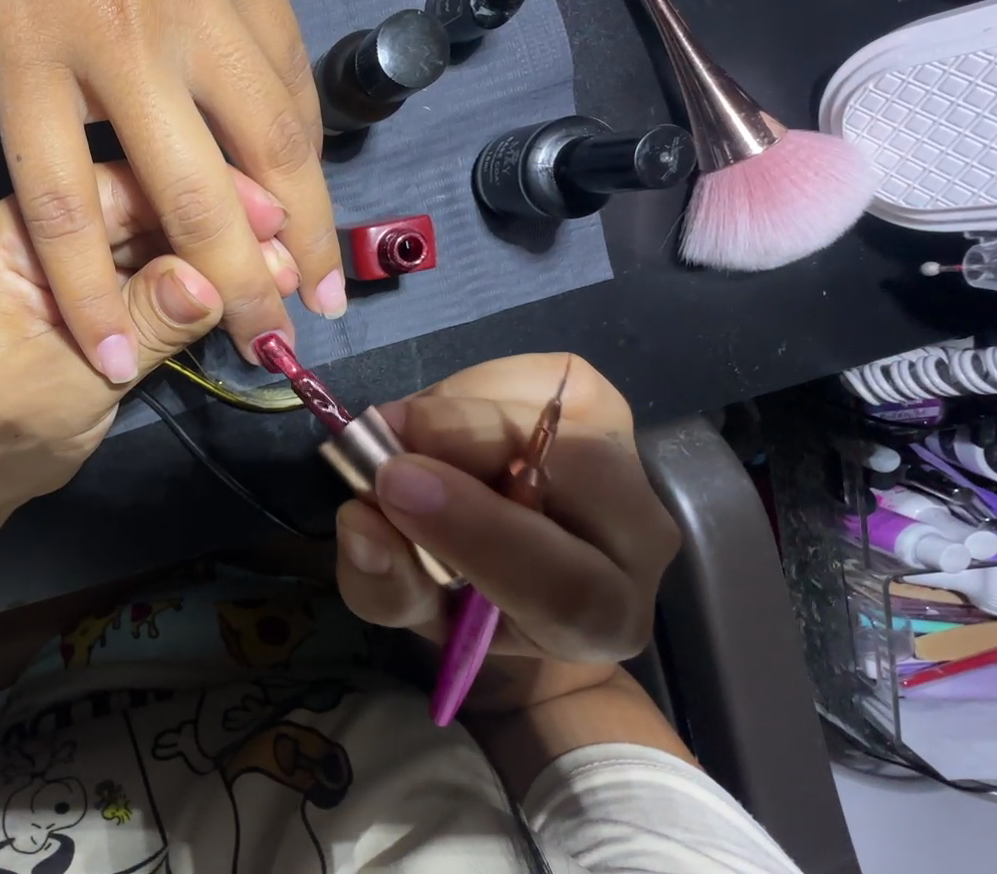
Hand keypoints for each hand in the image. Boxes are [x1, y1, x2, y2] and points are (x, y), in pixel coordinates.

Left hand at [0, 162, 294, 506]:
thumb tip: (214, 281)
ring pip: (162, 249)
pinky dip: (205, 295)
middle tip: (291, 257)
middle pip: (147, 214)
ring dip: (221, 265)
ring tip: (286, 282)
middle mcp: (52, 233)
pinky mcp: (104, 301)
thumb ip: (142, 324)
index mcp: (21, 229)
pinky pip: (162, 286)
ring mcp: (80, 266)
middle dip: (219, 234)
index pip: (117, 190)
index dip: (195, 198)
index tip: (269, 216)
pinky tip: (252, 299)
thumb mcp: (72, 374)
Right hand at [332, 355, 682, 707]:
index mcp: (596, 622)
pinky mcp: (607, 408)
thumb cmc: (460, 596)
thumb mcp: (411, 609)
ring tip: (401, 434)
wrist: (511, 557)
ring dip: (459, 412)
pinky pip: (545, 375)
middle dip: (470, 440)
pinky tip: (442, 415)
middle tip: (383, 431)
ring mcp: (630, 467)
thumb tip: (358, 519)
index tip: (393, 483)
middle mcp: (639, 544)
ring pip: (556, 416)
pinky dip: (476, 385)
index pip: (567, 586)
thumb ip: (384, 583)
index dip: (478, 529)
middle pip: (582, 474)